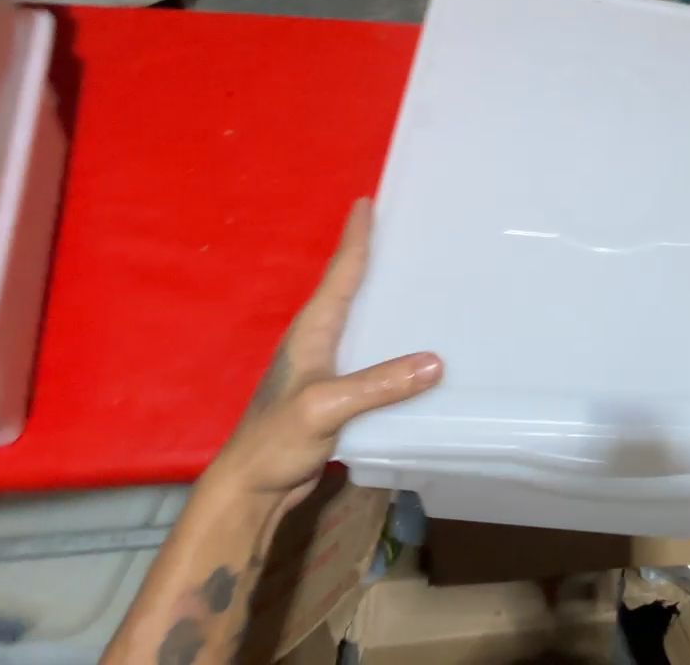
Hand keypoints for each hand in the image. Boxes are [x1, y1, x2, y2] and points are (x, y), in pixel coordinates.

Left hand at [208, 198, 442, 509]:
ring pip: (364, 320)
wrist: (253, 488)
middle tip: (410, 232)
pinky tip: (418, 346)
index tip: (367, 202)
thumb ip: (378, 384)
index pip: (339, 272)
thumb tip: (436, 361)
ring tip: (422, 280)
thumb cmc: (277, 438)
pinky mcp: (339, 391)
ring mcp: (328, 365)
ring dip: (386, 298)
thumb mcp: (326, 406)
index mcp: (313, 329)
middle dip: (375, 257)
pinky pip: (373, 353)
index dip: (355, 237)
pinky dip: (394, 340)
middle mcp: (320, 339)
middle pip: (352, 287)